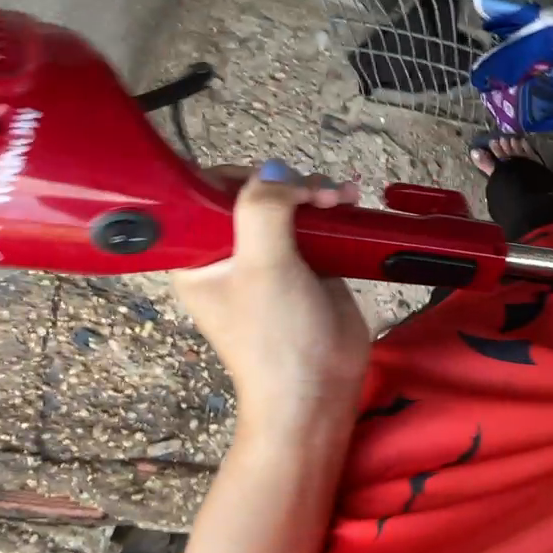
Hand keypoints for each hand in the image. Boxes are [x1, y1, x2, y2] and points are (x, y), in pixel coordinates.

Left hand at [171, 160, 370, 430]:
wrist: (320, 384)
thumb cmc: (277, 335)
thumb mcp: (263, 267)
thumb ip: (264, 211)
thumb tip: (275, 168)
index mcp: (199, 257)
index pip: (208, 195)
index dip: (242, 178)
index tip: (276, 181)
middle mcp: (233, 254)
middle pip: (259, 194)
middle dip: (291, 184)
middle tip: (321, 195)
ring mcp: (274, 259)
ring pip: (293, 205)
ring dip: (319, 192)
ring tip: (344, 198)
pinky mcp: (311, 265)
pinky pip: (319, 223)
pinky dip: (335, 209)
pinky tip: (352, 203)